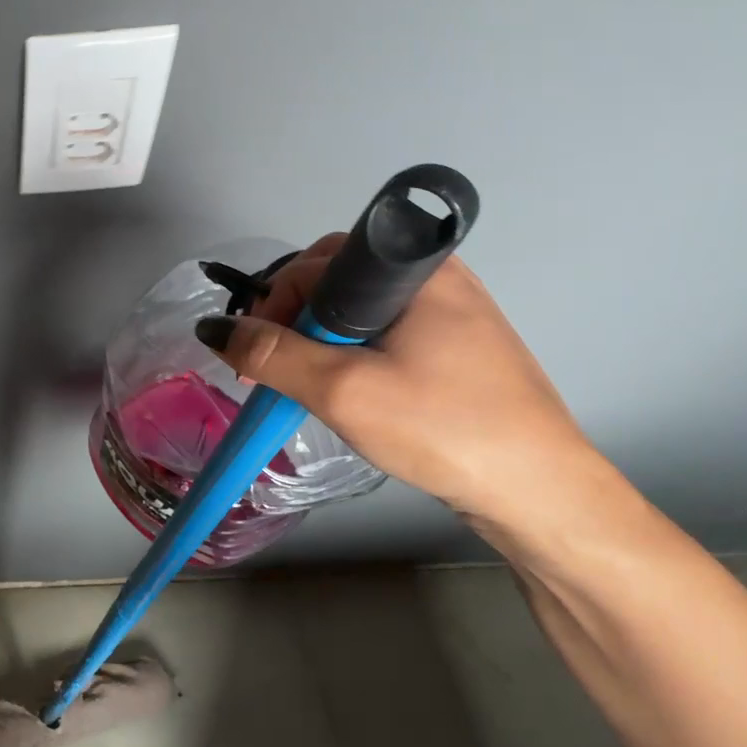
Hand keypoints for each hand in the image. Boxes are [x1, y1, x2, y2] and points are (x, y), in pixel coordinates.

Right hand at [197, 233, 599, 525]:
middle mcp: (435, 279)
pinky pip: (381, 336)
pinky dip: (348, 359)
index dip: (275, 302)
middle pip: (334, 282)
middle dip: (291, 324)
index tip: (259, 354)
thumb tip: (212, 329)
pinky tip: (347, 395)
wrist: (534, 486)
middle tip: (273, 377)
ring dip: (317, 346)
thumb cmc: (440, 427)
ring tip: (307, 391)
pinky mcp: (456, 348)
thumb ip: (273, 354)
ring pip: (356, 313)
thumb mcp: (341, 390)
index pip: (316, 261)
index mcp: (414, 271)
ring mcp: (451, 313)